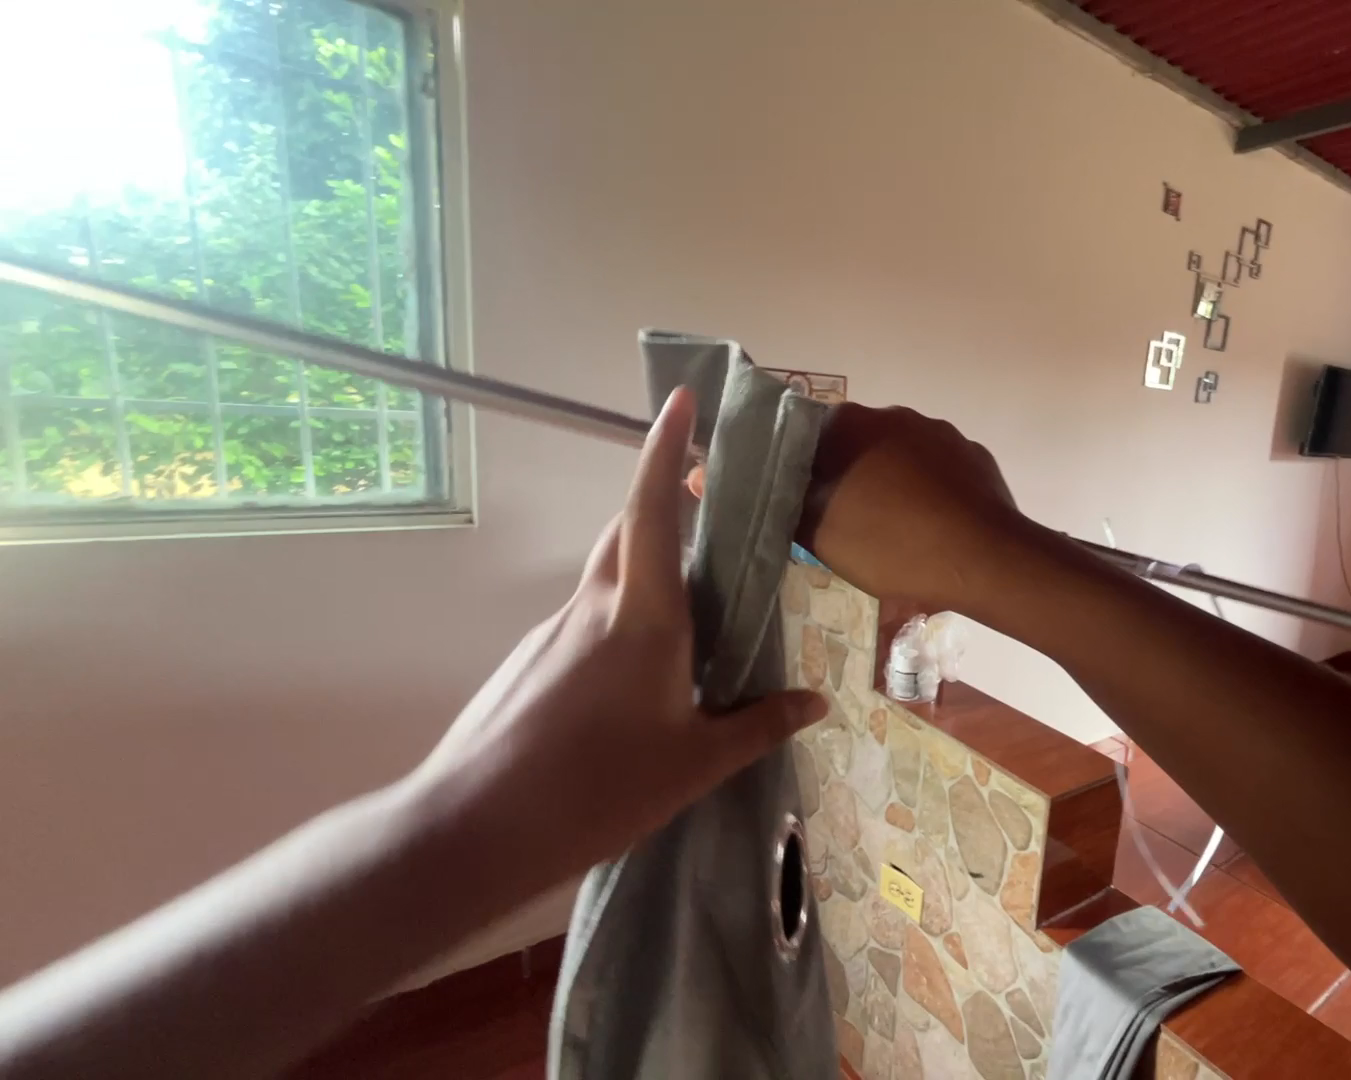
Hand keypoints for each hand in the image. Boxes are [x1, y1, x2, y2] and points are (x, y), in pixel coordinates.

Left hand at [406, 388, 826, 883]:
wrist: (465, 833)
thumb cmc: (594, 789)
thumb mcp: (695, 763)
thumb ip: (758, 725)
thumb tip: (815, 703)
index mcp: (642, 616)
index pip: (655, 511)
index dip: (666, 450)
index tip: (681, 399)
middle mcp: (594, 606)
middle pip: (628, 528)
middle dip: (664, 498)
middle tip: (707, 498)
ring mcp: (555, 630)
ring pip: (609, 572)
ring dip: (647, 561)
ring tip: (692, 604)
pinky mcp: (533, 659)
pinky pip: (590, 613)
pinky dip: (624, 611)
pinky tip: (640, 671)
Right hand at [795, 404, 1031, 615]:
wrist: (983, 558)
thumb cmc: (891, 543)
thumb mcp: (820, 534)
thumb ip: (793, 502)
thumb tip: (791, 487)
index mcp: (851, 423)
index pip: (810, 436)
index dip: (807, 470)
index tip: (810, 503)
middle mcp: (896, 414)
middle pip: (859, 444)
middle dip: (853, 476)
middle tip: (851, 521)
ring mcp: (942, 432)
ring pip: (903, 456)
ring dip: (895, 483)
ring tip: (898, 529)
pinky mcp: (975, 456)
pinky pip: (941, 471)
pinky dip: (932, 491)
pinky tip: (935, 527)